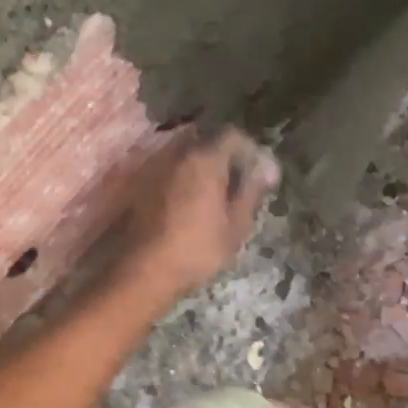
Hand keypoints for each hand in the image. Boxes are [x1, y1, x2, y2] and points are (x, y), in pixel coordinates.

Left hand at [123, 128, 279, 299]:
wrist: (142, 271)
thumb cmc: (197, 250)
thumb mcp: (236, 225)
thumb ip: (252, 190)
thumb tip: (268, 166)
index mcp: (205, 159)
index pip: (233, 135)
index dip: (249, 150)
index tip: (258, 173)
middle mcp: (177, 153)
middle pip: (207, 142)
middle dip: (225, 158)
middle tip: (237, 186)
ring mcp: (154, 167)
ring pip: (186, 156)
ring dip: (203, 169)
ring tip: (213, 197)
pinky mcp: (139, 184)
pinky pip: (169, 171)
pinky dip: (183, 180)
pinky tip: (189, 205)